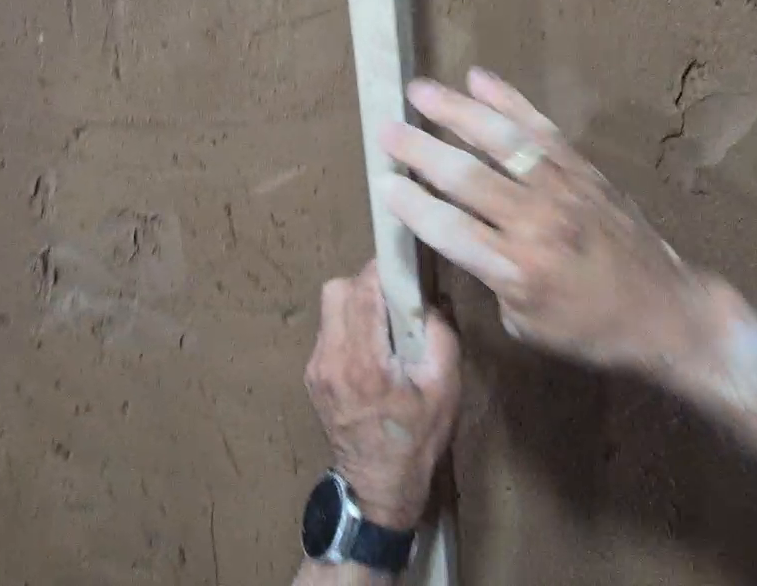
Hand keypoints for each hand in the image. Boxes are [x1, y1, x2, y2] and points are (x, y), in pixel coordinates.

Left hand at [304, 262, 460, 529]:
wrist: (379, 487)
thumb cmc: (418, 438)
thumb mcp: (445, 387)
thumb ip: (440, 334)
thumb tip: (430, 296)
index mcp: (365, 361)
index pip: (362, 290)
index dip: (382, 270)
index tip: (403, 269)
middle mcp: (331, 358)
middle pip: (336, 289)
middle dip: (366, 284)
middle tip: (394, 299)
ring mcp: (315, 367)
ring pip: (328, 306)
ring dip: (356, 304)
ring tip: (383, 325)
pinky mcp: (311, 375)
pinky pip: (327, 330)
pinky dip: (348, 326)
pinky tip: (369, 348)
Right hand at [380, 68, 738, 372]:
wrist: (667, 312)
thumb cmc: (590, 328)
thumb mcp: (527, 323)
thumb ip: (490, 275)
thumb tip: (460, 235)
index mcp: (519, 270)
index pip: (451, 230)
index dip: (413, 205)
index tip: (382, 183)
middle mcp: (537, 223)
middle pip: (467, 177)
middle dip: (421, 151)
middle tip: (386, 130)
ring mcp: (563, 189)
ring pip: (501, 141)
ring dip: (456, 112)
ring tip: (420, 91)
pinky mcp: (582, 170)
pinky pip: (541, 128)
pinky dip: (508, 101)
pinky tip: (479, 79)